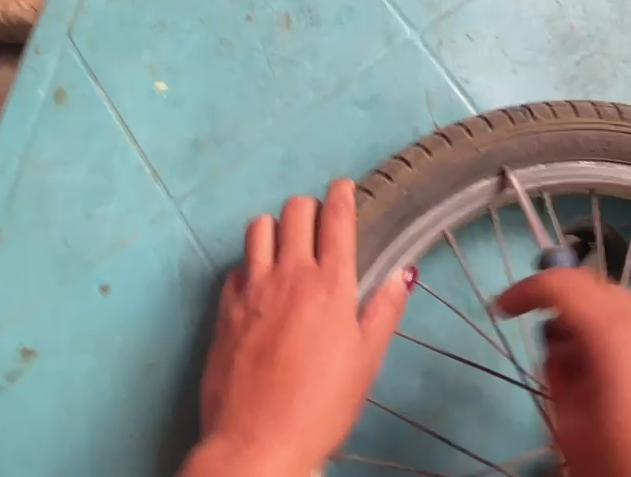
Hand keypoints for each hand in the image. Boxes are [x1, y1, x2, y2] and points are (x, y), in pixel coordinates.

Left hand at [181, 178, 411, 476]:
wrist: (257, 444)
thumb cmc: (321, 406)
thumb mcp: (365, 360)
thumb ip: (385, 309)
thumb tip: (404, 272)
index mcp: (331, 283)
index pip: (337, 217)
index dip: (341, 193)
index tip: (342, 186)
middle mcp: (291, 274)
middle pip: (296, 209)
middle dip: (310, 207)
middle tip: (317, 224)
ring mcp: (253, 287)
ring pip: (259, 225)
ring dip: (275, 228)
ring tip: (284, 246)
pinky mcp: (225, 307)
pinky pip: (237, 265)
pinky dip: (250, 265)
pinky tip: (259, 285)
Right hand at [497, 269, 630, 476]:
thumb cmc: (622, 469)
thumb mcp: (571, 429)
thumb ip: (557, 374)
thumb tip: (557, 350)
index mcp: (618, 334)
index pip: (563, 283)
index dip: (526, 289)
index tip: (501, 310)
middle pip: (594, 287)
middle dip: (560, 303)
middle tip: (536, 338)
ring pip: (618, 305)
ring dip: (586, 319)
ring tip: (567, 364)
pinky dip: (612, 335)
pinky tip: (599, 376)